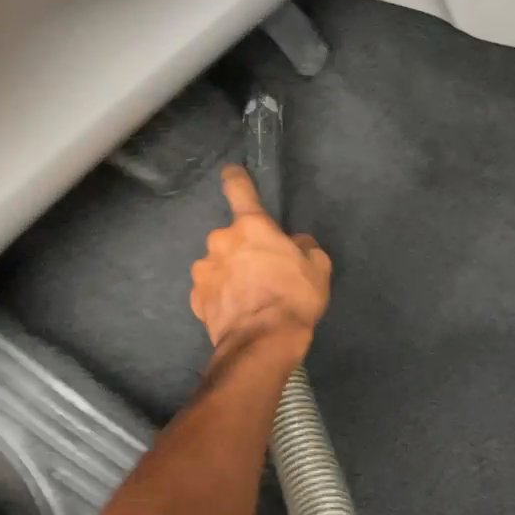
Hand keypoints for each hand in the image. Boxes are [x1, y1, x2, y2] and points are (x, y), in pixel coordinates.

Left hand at [189, 166, 331, 358]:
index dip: (236, 179)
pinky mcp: (196, 298)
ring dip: (231, 273)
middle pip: (232, 238)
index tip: (231, 172)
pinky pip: (212, 289)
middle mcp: (220, 241)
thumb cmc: (293, 297)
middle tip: (265, 272)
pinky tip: (238, 311)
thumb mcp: (318, 268)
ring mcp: (204, 270)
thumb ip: (305, 247)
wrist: (262, 341)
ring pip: (220, 264)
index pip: (239, 191)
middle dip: (244, 249)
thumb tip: (295, 242)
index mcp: (251, 227)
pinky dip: (222, 296)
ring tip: (251, 298)